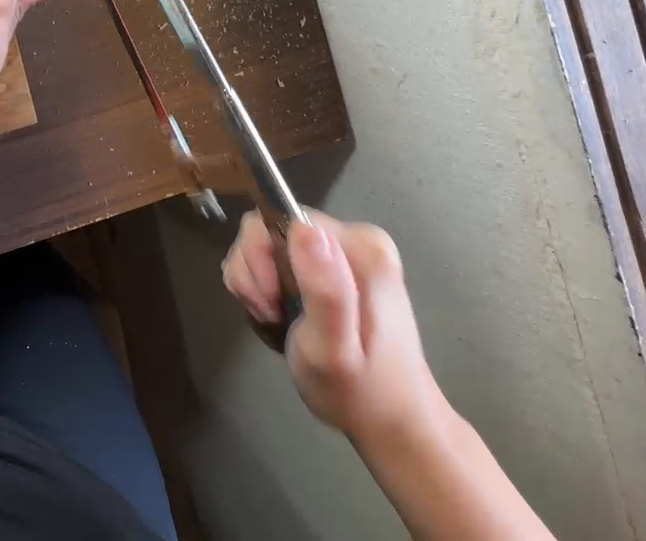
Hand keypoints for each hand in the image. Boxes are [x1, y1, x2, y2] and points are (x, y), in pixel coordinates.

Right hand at [222, 210, 448, 442]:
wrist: (391, 425)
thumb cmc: (359, 392)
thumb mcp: (333, 347)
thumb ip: (324, 288)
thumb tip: (303, 228)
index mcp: (361, 248)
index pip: (280, 220)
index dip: (260, 259)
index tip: (272, 304)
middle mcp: (355, 239)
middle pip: (269, 229)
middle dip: (254, 273)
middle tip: (272, 315)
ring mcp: (342, 252)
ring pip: (263, 243)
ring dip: (254, 282)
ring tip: (276, 320)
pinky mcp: (329, 267)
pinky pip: (272, 258)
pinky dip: (261, 287)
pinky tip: (279, 316)